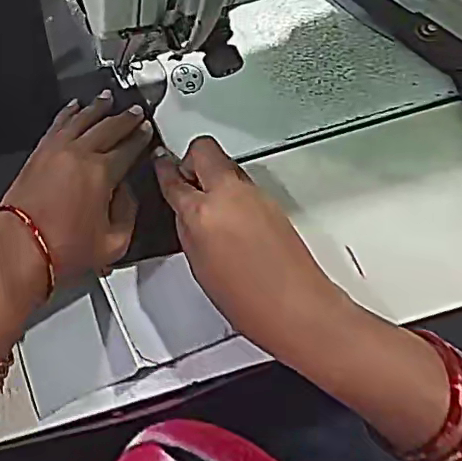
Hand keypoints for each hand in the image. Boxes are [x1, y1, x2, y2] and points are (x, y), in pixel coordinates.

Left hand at [0, 93, 152, 288]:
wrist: (22, 247)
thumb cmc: (60, 248)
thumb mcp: (114, 242)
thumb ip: (128, 212)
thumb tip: (127, 195)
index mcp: (102, 173)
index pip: (128, 147)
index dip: (140, 137)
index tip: (146, 131)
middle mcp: (78, 155)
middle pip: (107, 127)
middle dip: (124, 118)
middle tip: (134, 112)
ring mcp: (55, 151)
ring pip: (81, 119)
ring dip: (97, 108)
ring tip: (106, 99)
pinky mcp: (38, 154)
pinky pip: (57, 125)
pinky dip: (68, 113)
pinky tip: (73, 108)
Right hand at [153, 137, 353, 356]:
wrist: (300, 311)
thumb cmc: (254, 300)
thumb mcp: (198, 264)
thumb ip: (186, 227)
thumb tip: (182, 210)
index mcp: (203, 211)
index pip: (174, 177)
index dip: (163, 170)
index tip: (161, 165)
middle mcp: (231, 194)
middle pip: (203, 149)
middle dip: (190, 160)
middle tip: (185, 179)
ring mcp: (256, 195)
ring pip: (225, 164)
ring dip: (213, 177)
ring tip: (210, 207)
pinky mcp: (273, 203)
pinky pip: (244, 184)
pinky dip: (232, 194)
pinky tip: (231, 221)